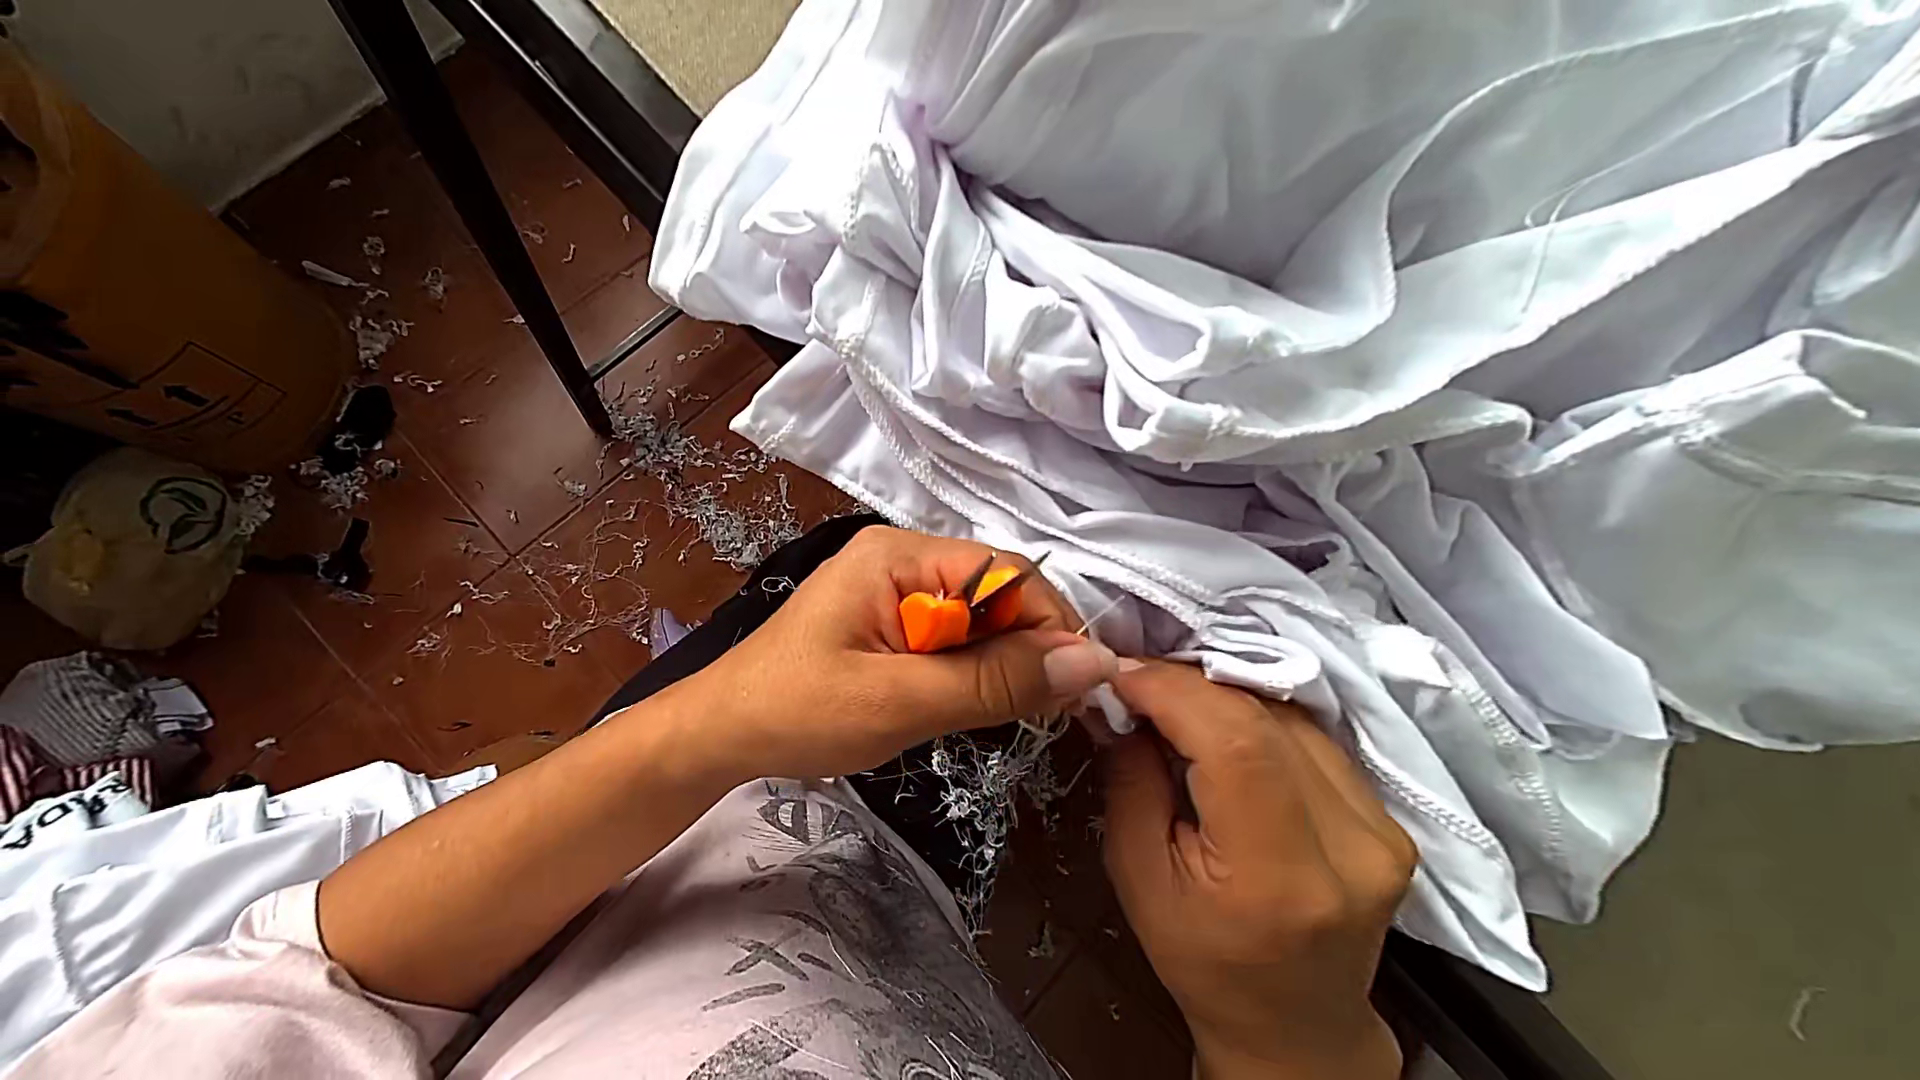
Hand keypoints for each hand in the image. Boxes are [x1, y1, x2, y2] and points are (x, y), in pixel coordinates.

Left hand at [669, 525, 1118, 782]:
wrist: (721, 734)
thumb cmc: (797, 713)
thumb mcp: (900, 701)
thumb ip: (994, 681)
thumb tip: (1092, 662)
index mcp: (899, 555)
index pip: (1004, 573)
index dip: (1049, 624)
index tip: (1077, 688)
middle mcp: (903, 557)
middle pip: (995, 593)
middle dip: (1024, 649)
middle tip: (1044, 713)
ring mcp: (895, 587)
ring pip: (979, 620)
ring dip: (998, 664)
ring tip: (1005, 713)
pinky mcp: (890, 619)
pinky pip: (954, 637)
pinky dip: (971, 671)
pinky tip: (965, 702)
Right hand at [1102, 661, 1415, 1079]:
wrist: (1295, 1026)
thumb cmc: (1201, 960)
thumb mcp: (1136, 874)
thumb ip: (1128, 777)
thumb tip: (1115, 697)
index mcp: (1279, 877)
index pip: (1235, 744)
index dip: (1173, 691)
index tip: (1121, 673)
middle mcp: (1349, 847)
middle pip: (1263, 719)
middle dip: (1188, 685)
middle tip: (1136, 682)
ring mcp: (1381, 830)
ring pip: (1287, 715)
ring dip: (1220, 695)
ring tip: (1171, 702)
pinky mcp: (1389, 818)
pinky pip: (1309, 734)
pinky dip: (1254, 715)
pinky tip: (1219, 724)